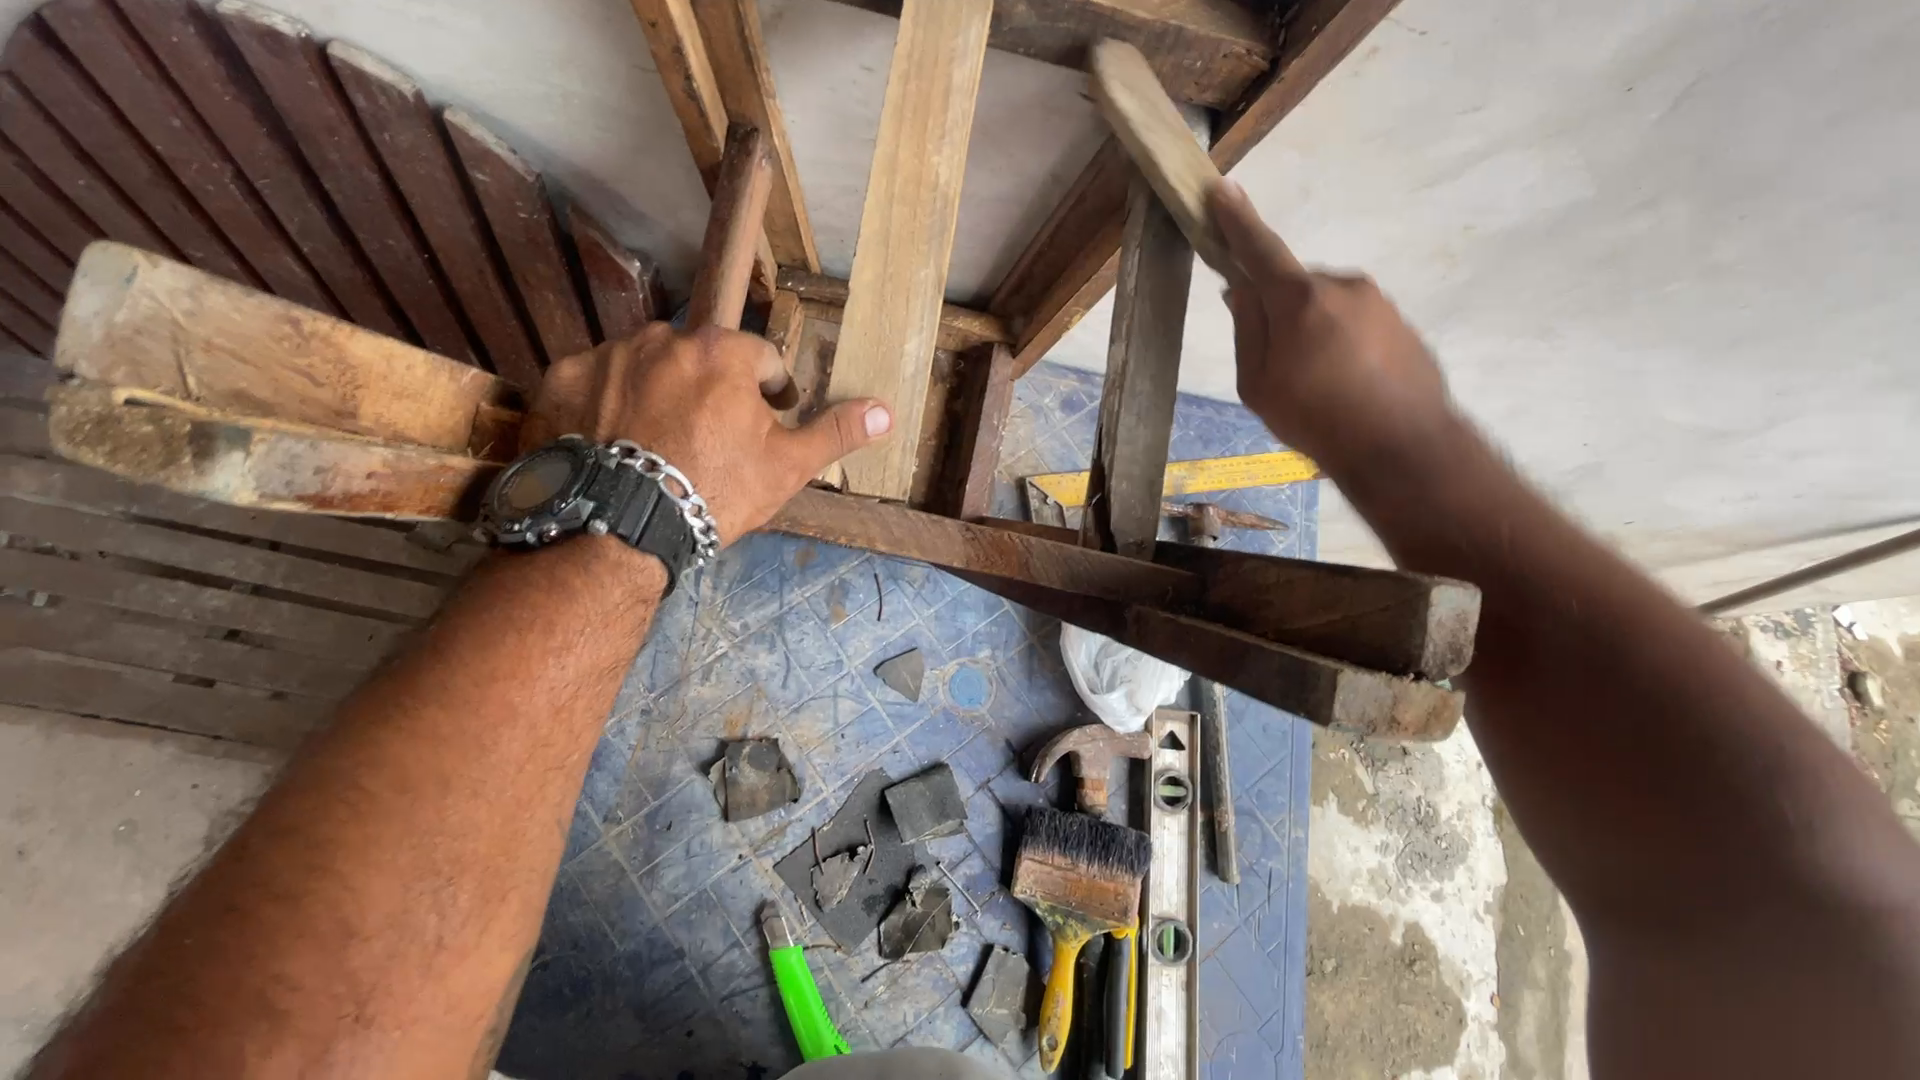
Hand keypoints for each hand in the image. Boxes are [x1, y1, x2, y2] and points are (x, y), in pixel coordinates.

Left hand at [520, 324, 890, 545]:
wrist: (619, 527)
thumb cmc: (715, 493)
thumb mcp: (787, 467)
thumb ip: (834, 432)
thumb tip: (887, 410)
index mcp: (724, 352)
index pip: (762, 359)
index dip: (770, 394)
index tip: (763, 426)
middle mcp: (664, 337)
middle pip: (701, 359)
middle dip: (710, 390)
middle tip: (706, 442)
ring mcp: (607, 354)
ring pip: (647, 367)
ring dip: (658, 392)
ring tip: (657, 446)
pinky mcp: (560, 378)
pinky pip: (594, 382)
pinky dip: (605, 404)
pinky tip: (611, 443)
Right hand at [1208, 180, 1452, 475]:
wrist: (1403, 448)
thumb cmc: (1316, 420)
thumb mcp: (1258, 385)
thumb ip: (1248, 330)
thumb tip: (1242, 290)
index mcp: (1300, 299)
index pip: (1260, 250)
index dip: (1237, 221)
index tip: (1220, 189)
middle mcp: (1343, 286)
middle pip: (1294, 286)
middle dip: (1281, 311)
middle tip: (1279, 365)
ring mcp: (1378, 302)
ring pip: (1326, 305)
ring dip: (1314, 331)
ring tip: (1319, 384)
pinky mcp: (1402, 322)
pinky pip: (1356, 323)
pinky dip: (1343, 344)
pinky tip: (1348, 384)